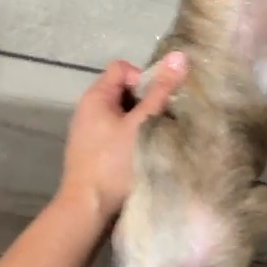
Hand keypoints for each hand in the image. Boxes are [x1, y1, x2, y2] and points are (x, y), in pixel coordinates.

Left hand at [56, 53, 186, 221]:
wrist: (87, 210)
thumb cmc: (113, 163)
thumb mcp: (142, 124)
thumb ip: (161, 91)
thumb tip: (179, 56)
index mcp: (95, 97)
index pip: (123, 68)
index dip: (144, 78)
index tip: (158, 101)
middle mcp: (88, 110)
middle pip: (123, 91)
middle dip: (146, 102)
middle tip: (162, 120)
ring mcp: (88, 133)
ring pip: (122, 115)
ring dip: (141, 122)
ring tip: (157, 138)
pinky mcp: (93, 153)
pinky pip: (116, 134)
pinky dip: (131, 138)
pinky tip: (144, 154)